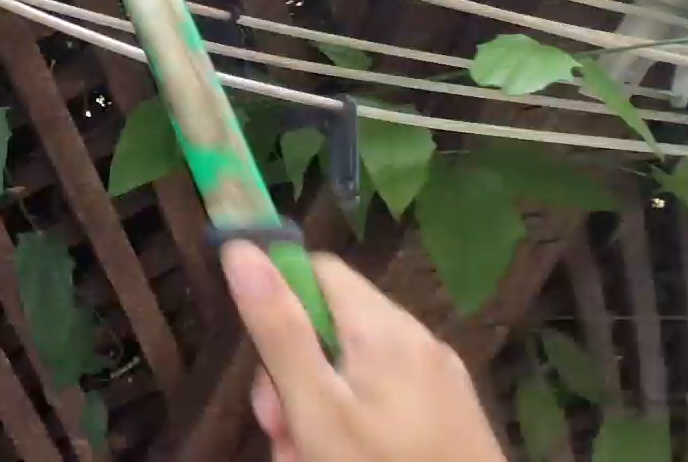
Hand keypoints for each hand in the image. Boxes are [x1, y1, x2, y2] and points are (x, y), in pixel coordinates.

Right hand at [223, 243, 506, 461]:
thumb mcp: (314, 407)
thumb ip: (276, 326)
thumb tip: (239, 247)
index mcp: (388, 329)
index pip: (313, 268)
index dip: (275, 293)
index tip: (257, 345)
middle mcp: (419, 342)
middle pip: (327, 319)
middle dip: (288, 365)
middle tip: (275, 421)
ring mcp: (439, 383)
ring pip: (346, 362)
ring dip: (311, 398)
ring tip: (300, 450)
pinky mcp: (448, 418)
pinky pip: (378, 393)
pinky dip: (347, 416)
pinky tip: (336, 454)